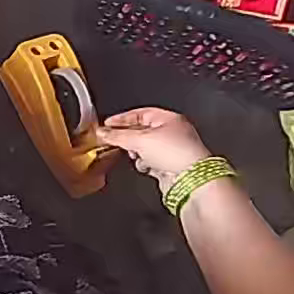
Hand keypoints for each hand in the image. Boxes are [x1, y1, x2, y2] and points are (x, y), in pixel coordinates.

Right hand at [95, 107, 213, 192]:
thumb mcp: (140, 139)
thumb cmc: (176, 153)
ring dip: (137, 152)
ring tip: (134, 154)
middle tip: (114, 140)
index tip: (108, 124)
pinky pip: (150, 161)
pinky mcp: (169, 166)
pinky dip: (145, 163)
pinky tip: (146, 165)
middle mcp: (172, 132)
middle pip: (142, 131)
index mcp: (169, 119)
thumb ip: (118, 135)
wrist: (190, 179)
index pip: (140, 113)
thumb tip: (103, 132)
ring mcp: (171, 150)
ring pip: (145, 148)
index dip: (123, 118)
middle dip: (128, 137)